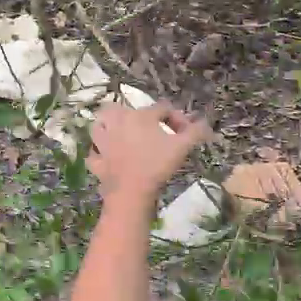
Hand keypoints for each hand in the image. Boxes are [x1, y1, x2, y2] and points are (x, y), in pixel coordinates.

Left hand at [86, 101, 210, 203]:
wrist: (132, 192)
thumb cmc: (157, 165)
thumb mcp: (182, 147)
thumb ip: (195, 132)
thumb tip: (206, 124)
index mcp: (140, 116)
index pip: (162, 108)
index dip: (177, 118)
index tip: (187, 133)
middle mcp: (118, 123)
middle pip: (121, 108)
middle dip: (134, 115)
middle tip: (148, 129)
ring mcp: (103, 142)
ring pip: (100, 126)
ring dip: (108, 128)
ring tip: (120, 136)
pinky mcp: (97, 161)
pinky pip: (95, 154)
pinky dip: (99, 155)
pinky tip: (107, 158)